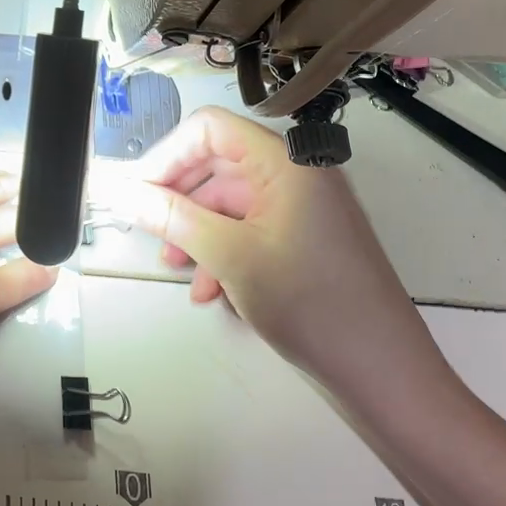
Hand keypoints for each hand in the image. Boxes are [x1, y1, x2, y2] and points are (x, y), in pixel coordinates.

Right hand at [94, 107, 452, 401]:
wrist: (387, 377)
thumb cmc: (308, 303)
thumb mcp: (228, 256)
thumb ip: (169, 216)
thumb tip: (118, 190)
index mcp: (286, 161)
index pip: (209, 128)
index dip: (167, 155)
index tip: (138, 194)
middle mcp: (296, 174)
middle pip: (217, 163)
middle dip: (178, 197)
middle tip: (148, 230)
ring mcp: (304, 209)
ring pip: (229, 201)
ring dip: (196, 230)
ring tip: (175, 268)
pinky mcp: (307, 241)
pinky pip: (250, 228)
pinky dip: (223, 251)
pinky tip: (209, 290)